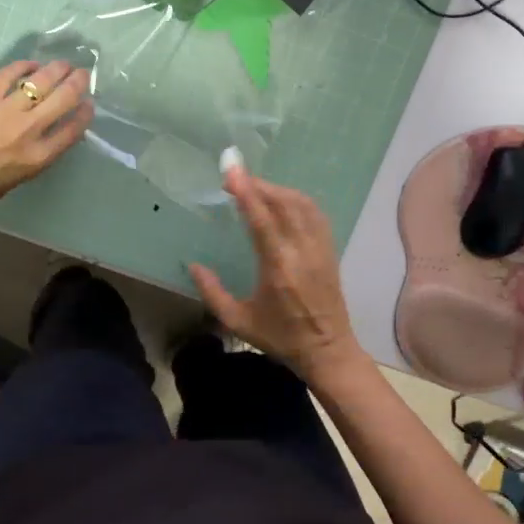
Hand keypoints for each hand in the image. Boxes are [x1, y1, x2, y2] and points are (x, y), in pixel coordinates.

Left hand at [0, 59, 92, 218]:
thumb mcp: (21, 178)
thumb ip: (39, 153)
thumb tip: (50, 131)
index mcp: (39, 157)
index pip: (73, 128)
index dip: (85, 112)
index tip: (89, 103)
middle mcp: (29, 130)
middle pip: (64, 97)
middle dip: (78, 82)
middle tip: (82, 74)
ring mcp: (6, 109)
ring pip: (41, 80)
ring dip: (57, 68)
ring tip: (63, 65)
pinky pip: (10, 73)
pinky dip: (24, 65)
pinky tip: (31, 65)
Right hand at [189, 166, 361, 374]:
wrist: (327, 351)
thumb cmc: (280, 338)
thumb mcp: (237, 321)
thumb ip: (212, 292)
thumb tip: (193, 265)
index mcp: (278, 268)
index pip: (262, 219)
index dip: (247, 192)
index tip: (232, 171)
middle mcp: (302, 252)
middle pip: (284, 203)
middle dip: (259, 186)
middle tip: (236, 178)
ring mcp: (320, 250)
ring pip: (303, 205)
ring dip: (279, 190)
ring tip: (256, 187)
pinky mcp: (330, 252)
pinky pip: (316, 215)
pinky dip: (298, 201)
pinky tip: (283, 200)